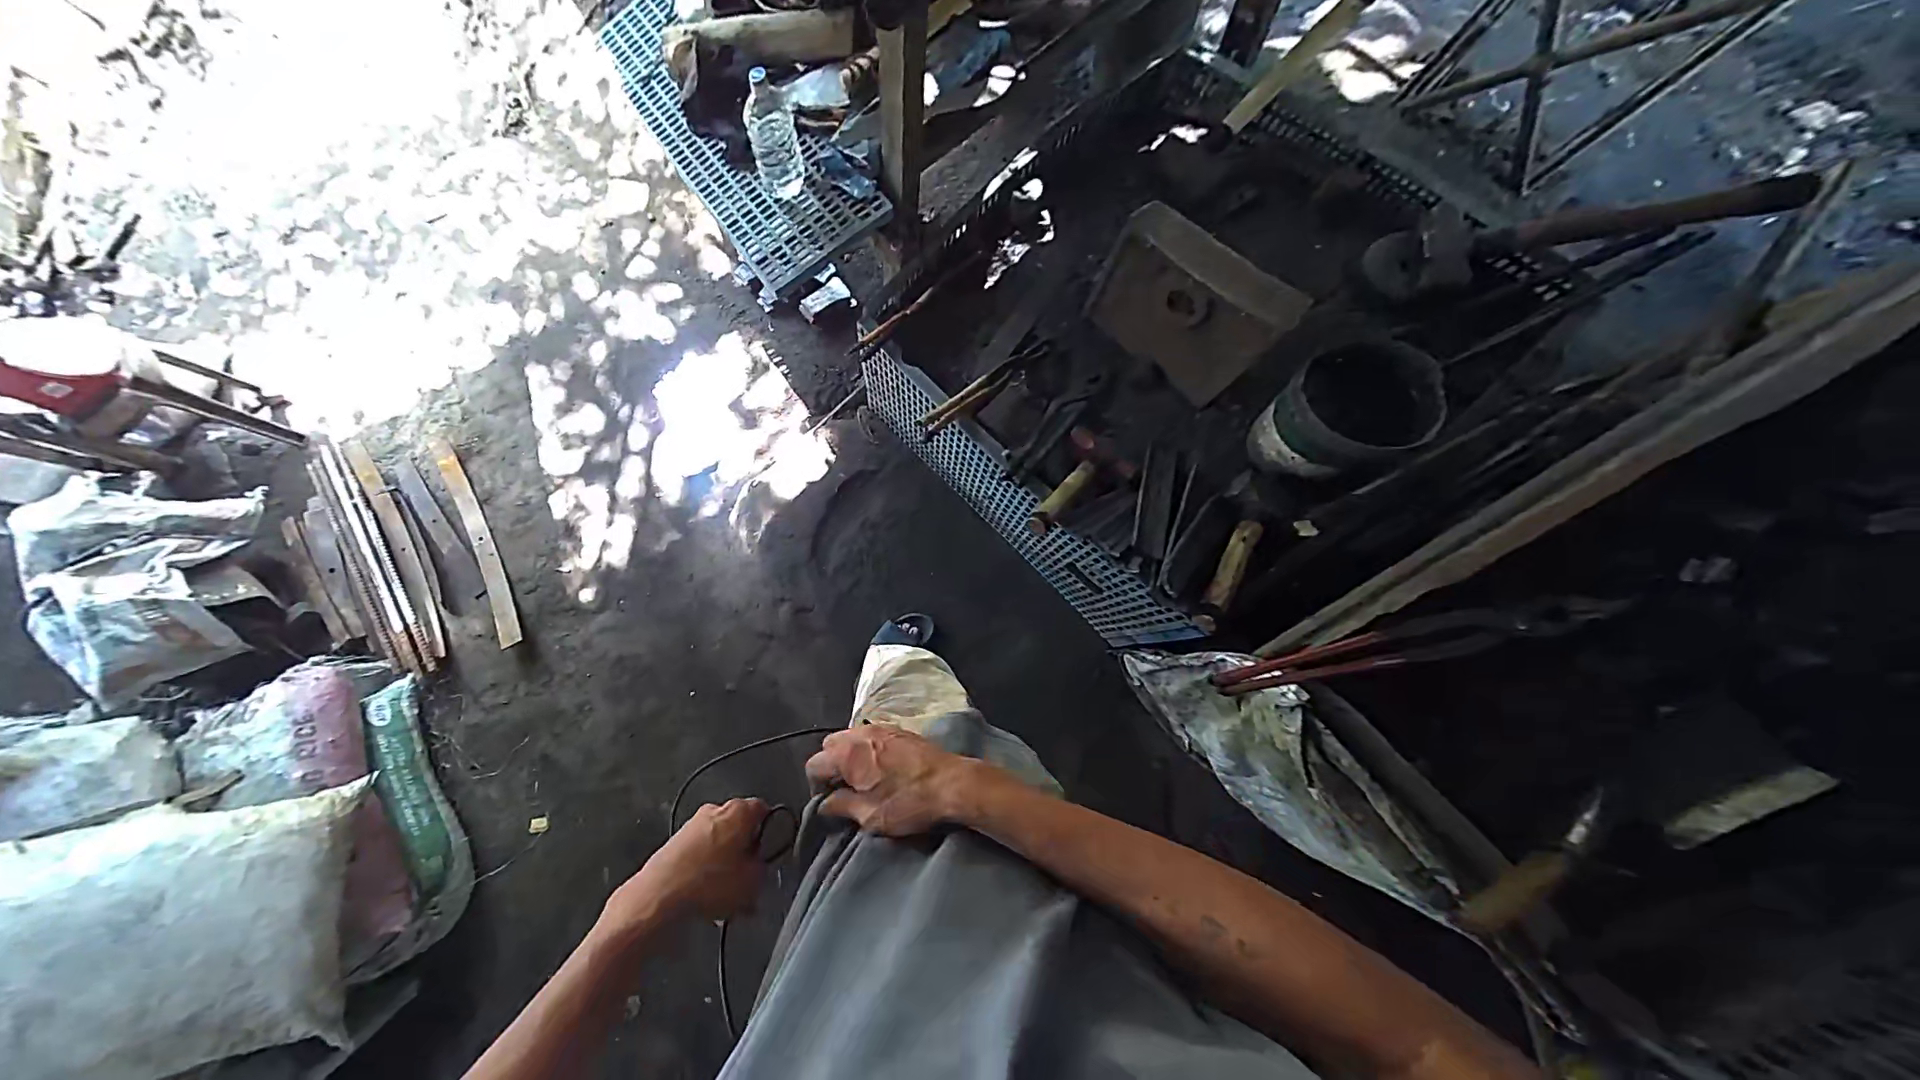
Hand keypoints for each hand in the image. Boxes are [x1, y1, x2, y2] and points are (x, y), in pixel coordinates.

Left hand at [608, 798, 770, 926]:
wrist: (658, 898)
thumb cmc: (708, 883)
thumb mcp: (754, 881)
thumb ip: (764, 868)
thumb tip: (760, 867)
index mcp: (740, 810)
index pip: (765, 811)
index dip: (770, 833)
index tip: (768, 853)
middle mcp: (715, 810)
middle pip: (739, 828)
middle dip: (744, 852)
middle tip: (748, 877)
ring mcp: (691, 826)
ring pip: (718, 843)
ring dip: (723, 864)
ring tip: (725, 895)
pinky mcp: (673, 844)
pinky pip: (698, 855)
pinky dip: (704, 870)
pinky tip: (705, 896)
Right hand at [804, 725, 983, 835]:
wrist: (953, 783)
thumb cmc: (909, 802)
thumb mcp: (870, 817)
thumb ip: (842, 807)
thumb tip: (825, 804)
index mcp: (848, 753)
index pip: (814, 764)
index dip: (816, 786)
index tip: (829, 801)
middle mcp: (861, 734)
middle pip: (830, 745)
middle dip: (831, 766)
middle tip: (845, 789)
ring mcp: (882, 728)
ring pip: (851, 737)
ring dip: (850, 755)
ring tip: (864, 779)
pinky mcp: (900, 730)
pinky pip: (872, 735)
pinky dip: (868, 749)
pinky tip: (882, 768)